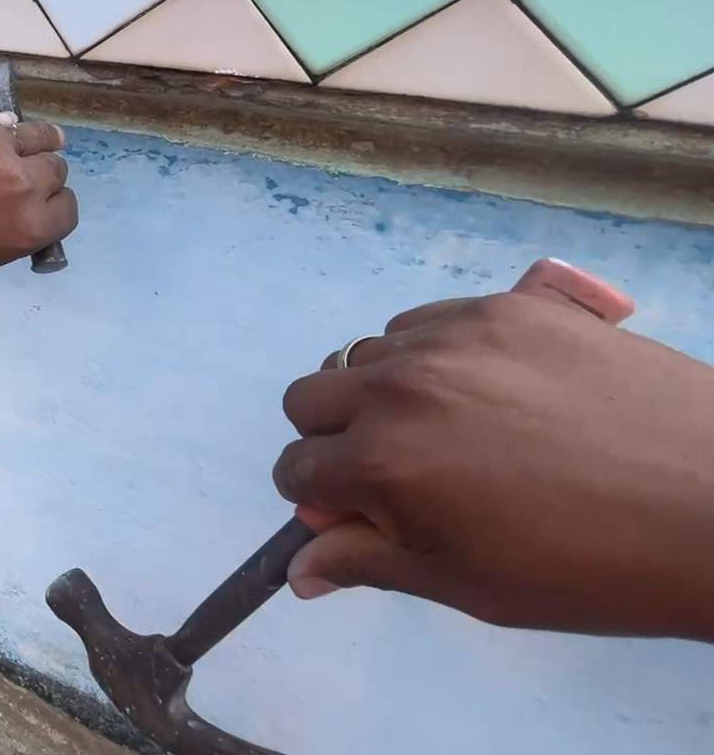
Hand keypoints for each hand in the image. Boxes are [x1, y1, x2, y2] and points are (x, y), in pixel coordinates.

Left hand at [0, 112, 76, 300]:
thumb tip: (2, 211)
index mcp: (25, 228)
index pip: (66, 210)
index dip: (55, 207)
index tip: (43, 205)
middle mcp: (18, 182)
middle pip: (53, 168)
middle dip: (44, 173)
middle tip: (28, 176)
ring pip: (30, 133)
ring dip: (33, 139)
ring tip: (36, 139)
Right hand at [275, 291, 713, 639]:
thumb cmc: (599, 565)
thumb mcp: (473, 584)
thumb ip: (368, 564)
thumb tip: (298, 572)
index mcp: (380, 464)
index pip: (295, 469)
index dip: (321, 496)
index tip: (362, 507)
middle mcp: (392, 392)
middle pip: (304, 400)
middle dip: (333, 436)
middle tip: (399, 461)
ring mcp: (444, 342)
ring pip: (358, 358)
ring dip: (380, 391)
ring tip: (456, 421)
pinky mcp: (495, 309)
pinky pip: (417, 322)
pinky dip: (430, 354)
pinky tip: (490, 386)